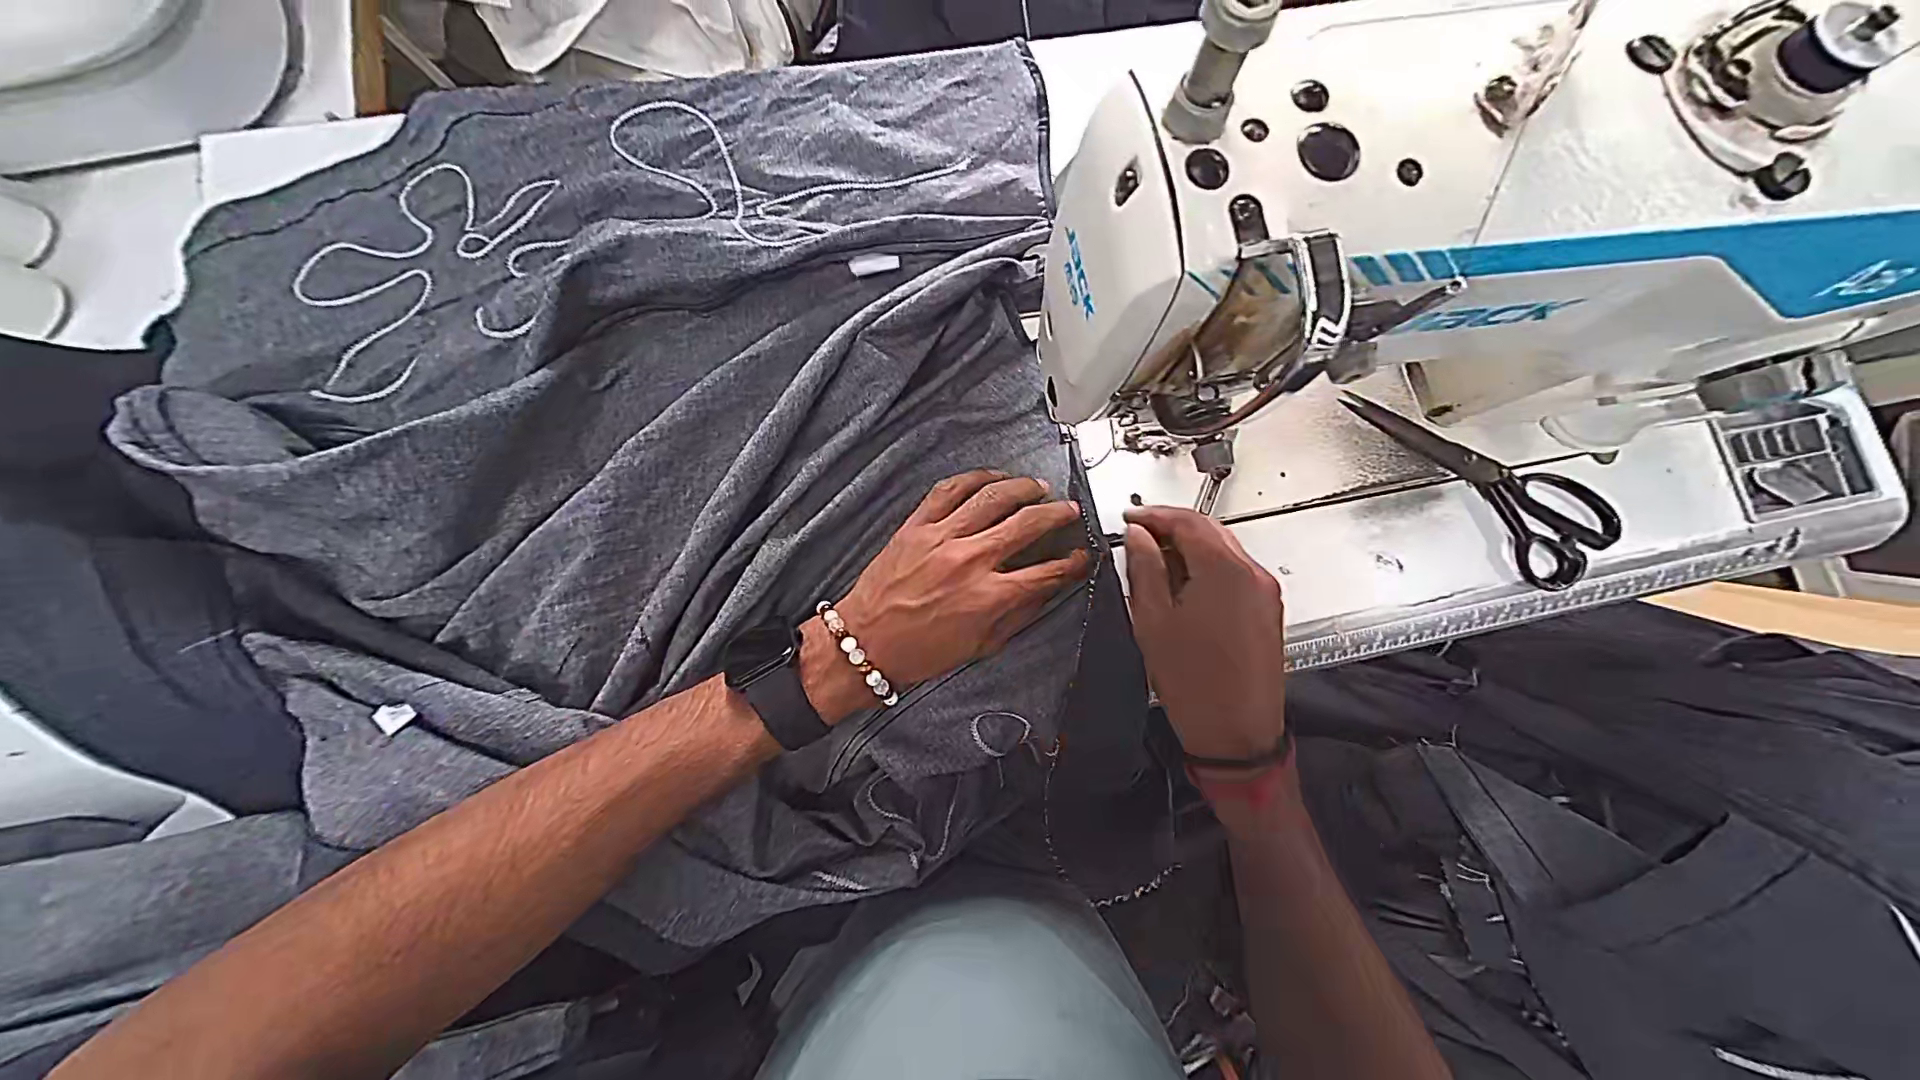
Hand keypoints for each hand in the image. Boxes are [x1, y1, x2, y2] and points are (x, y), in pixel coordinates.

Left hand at [799, 470, 1092, 722]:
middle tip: (1068, 512)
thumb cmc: (918, 650)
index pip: (1047, 571)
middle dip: (1058, 515)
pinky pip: (950, 490)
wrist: (867, 642)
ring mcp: (941, 538)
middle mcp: (969, 561)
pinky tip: (992, 478)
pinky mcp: (917, 525)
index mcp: (988, 596)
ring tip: (1037, 487)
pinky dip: (975, 478)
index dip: (1072, 562)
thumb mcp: (981, 644)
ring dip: (1023, 487)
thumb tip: (1046, 592)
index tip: (1080, 557)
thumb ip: (1019, 615)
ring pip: (993, 497)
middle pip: (1028, 523)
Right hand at [1123, 505, 1285, 760]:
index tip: (1131, 517)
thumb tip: (1139, 536)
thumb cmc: (1195, 684)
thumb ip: (1145, 568)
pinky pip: (1235, 572)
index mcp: (1224, 571)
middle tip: (1139, 536)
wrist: (1237, 732)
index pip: (1187, 521)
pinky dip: (1207, 567)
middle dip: (1171, 527)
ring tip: (1155, 564)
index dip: (1154, 514)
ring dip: (1189, 547)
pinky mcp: (1267, 610)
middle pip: (1209, 529)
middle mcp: (1253, 575)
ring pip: (1223, 549)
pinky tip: (1183, 586)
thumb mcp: (1152, 619)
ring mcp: (1264, 592)